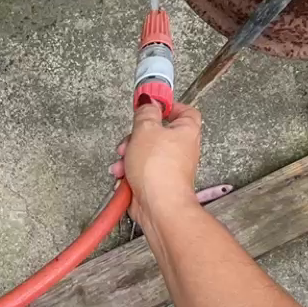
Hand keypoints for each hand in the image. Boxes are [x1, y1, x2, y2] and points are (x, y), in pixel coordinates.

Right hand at [110, 98, 201, 234]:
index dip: (167, 107)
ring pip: (143, 154)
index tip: (150, 107)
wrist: (158, 205)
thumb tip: (147, 101)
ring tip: (121, 165)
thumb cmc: (159, 170)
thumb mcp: (145, 130)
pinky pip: (139, 171)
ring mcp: (168, 167)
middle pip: (155, 134)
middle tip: (127, 142)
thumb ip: (145, 113)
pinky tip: (122, 177)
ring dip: (127, 158)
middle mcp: (180, 149)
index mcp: (186, 131)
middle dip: (135, 138)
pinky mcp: (156, 182)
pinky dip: (128, 173)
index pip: (184, 110)